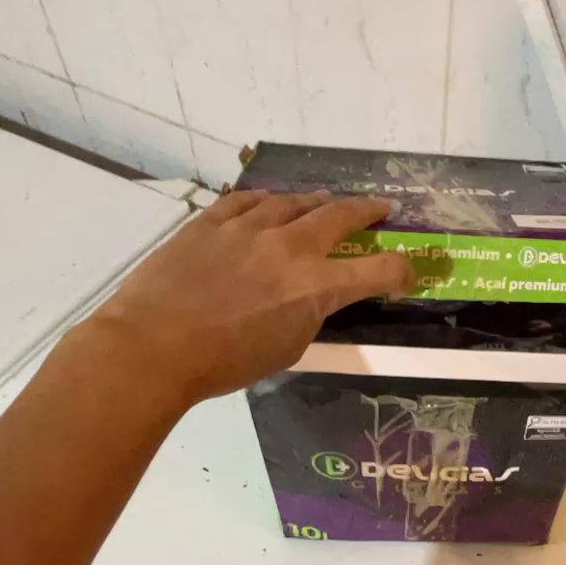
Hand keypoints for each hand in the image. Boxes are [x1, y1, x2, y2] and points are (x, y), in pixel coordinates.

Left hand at [81, 190, 414, 407]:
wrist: (155, 345)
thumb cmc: (227, 362)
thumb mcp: (287, 348)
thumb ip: (309, 314)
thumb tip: (312, 296)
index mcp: (316, 285)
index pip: (378, 271)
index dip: (402, 270)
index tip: (410, 272)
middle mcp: (290, 246)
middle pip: (340, 216)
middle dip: (367, 211)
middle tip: (379, 209)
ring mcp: (248, 228)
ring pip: (293, 201)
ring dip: (316, 202)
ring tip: (324, 203)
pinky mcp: (211, 221)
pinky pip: (248, 201)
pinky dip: (269, 202)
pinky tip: (271, 203)